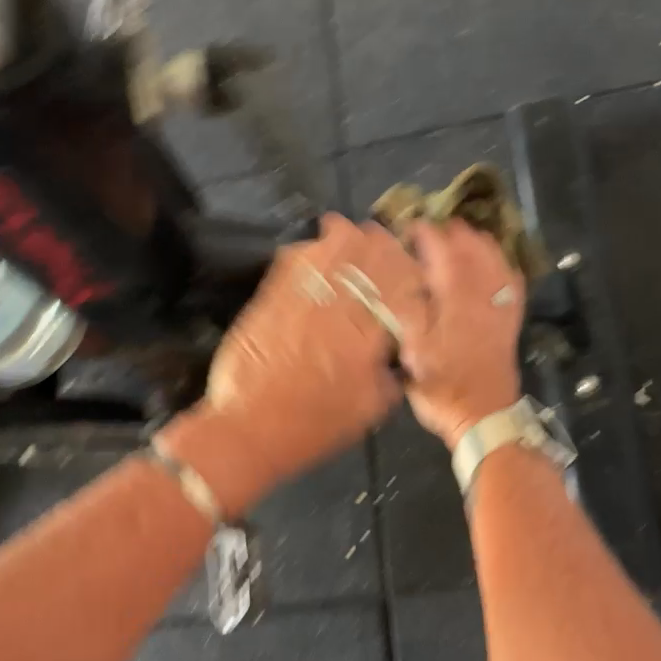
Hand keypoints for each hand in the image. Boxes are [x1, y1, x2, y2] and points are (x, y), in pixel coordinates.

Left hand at [157, 214, 426, 517]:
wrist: (250, 430)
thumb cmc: (314, 427)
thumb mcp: (370, 410)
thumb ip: (391, 379)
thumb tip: (399, 358)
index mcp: (368, 339)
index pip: (398, 287)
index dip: (406, 268)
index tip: (410, 263)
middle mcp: (338, 312)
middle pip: (366, 260)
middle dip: (377, 244)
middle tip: (381, 238)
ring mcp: (301, 302)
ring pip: (329, 253)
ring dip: (342, 237)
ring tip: (347, 230)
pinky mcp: (269, 300)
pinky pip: (292, 263)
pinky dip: (305, 250)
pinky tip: (311, 247)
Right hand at [399, 220, 524, 448]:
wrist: (484, 417)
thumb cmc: (442, 387)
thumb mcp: (412, 350)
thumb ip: (408, 309)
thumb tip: (402, 277)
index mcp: (455, 298)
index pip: (442, 250)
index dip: (425, 234)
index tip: (409, 228)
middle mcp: (482, 294)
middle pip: (471, 248)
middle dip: (451, 233)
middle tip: (430, 231)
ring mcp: (500, 306)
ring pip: (494, 259)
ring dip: (477, 243)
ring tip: (459, 238)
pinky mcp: (511, 320)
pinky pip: (511, 282)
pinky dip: (501, 265)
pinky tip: (492, 264)